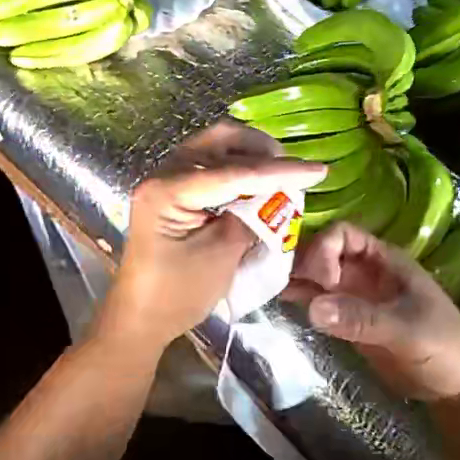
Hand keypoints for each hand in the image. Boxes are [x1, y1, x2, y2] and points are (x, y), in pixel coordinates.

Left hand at [100, 123, 325, 350]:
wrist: (140, 319)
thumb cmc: (177, 293)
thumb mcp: (222, 255)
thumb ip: (252, 218)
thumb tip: (279, 196)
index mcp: (169, 190)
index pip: (236, 172)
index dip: (281, 171)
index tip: (319, 170)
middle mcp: (164, 173)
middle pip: (221, 140)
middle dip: (262, 149)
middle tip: (293, 168)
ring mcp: (167, 179)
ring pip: (217, 147)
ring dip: (251, 155)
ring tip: (281, 174)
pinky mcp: (174, 190)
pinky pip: (212, 165)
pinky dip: (239, 168)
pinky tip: (259, 184)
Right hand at [287, 223, 459, 401]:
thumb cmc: (444, 346)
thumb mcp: (406, 329)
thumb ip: (362, 318)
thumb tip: (314, 306)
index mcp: (384, 260)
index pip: (343, 235)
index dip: (325, 250)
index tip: (321, 281)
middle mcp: (366, 272)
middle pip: (324, 253)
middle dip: (300, 261)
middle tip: (274, 282)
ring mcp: (357, 297)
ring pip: (318, 278)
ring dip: (295, 279)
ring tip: (264, 288)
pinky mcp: (351, 322)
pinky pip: (321, 304)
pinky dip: (301, 301)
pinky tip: (278, 303)